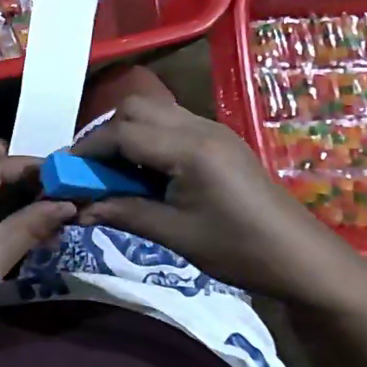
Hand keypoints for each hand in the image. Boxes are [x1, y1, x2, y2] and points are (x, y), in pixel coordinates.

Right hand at [70, 97, 366, 308]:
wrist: (301, 257)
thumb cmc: (239, 250)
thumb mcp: (176, 235)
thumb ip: (124, 213)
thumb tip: (78, 210)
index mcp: (189, 149)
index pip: (122, 132)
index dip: (87, 149)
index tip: (66, 173)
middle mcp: (200, 128)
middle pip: (136, 109)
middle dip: (105, 135)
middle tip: (91, 172)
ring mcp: (214, 131)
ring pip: (154, 113)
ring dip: (127, 135)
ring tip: (116, 174)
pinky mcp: (221, 141)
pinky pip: (173, 125)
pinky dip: (149, 141)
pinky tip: (148, 175)